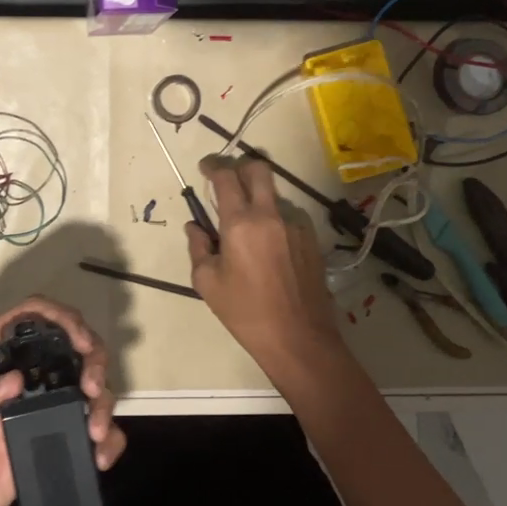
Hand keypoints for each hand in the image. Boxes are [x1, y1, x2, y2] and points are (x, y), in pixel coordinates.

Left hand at [0, 297, 125, 505]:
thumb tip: (12, 383)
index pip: (28, 317)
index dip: (60, 317)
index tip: (80, 341)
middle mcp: (12, 379)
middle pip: (67, 346)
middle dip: (92, 356)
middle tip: (93, 387)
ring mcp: (33, 414)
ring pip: (83, 387)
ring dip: (103, 400)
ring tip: (97, 430)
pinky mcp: (45, 449)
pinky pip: (84, 434)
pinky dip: (107, 439)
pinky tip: (100, 454)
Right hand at [188, 155, 347, 372]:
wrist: (299, 339)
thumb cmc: (246, 313)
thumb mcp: (207, 282)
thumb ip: (197, 247)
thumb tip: (195, 227)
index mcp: (240, 223)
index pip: (226, 177)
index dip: (213, 166)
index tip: (205, 168)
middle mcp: (270, 215)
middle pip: (259, 170)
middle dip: (240, 167)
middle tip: (227, 181)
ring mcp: (296, 226)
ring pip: (274, 196)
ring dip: (258, 200)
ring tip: (247, 229)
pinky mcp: (311, 240)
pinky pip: (288, 218)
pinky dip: (274, 221)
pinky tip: (268, 248)